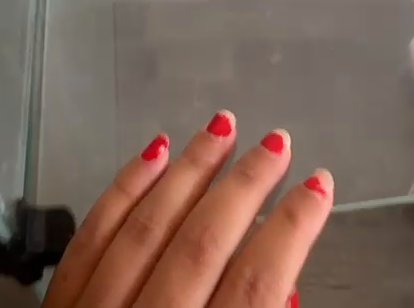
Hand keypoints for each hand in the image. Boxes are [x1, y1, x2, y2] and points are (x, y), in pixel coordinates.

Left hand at [45, 110, 332, 307]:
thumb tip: (285, 287)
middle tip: (279, 142)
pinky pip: (93, 235)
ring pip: (148, 226)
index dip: (292, 230)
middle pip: (204, 244)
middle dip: (246, 185)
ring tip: (223, 127)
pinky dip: (125, 188)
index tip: (320, 186)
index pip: (256, 287)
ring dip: (190, 170)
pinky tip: (153, 151)